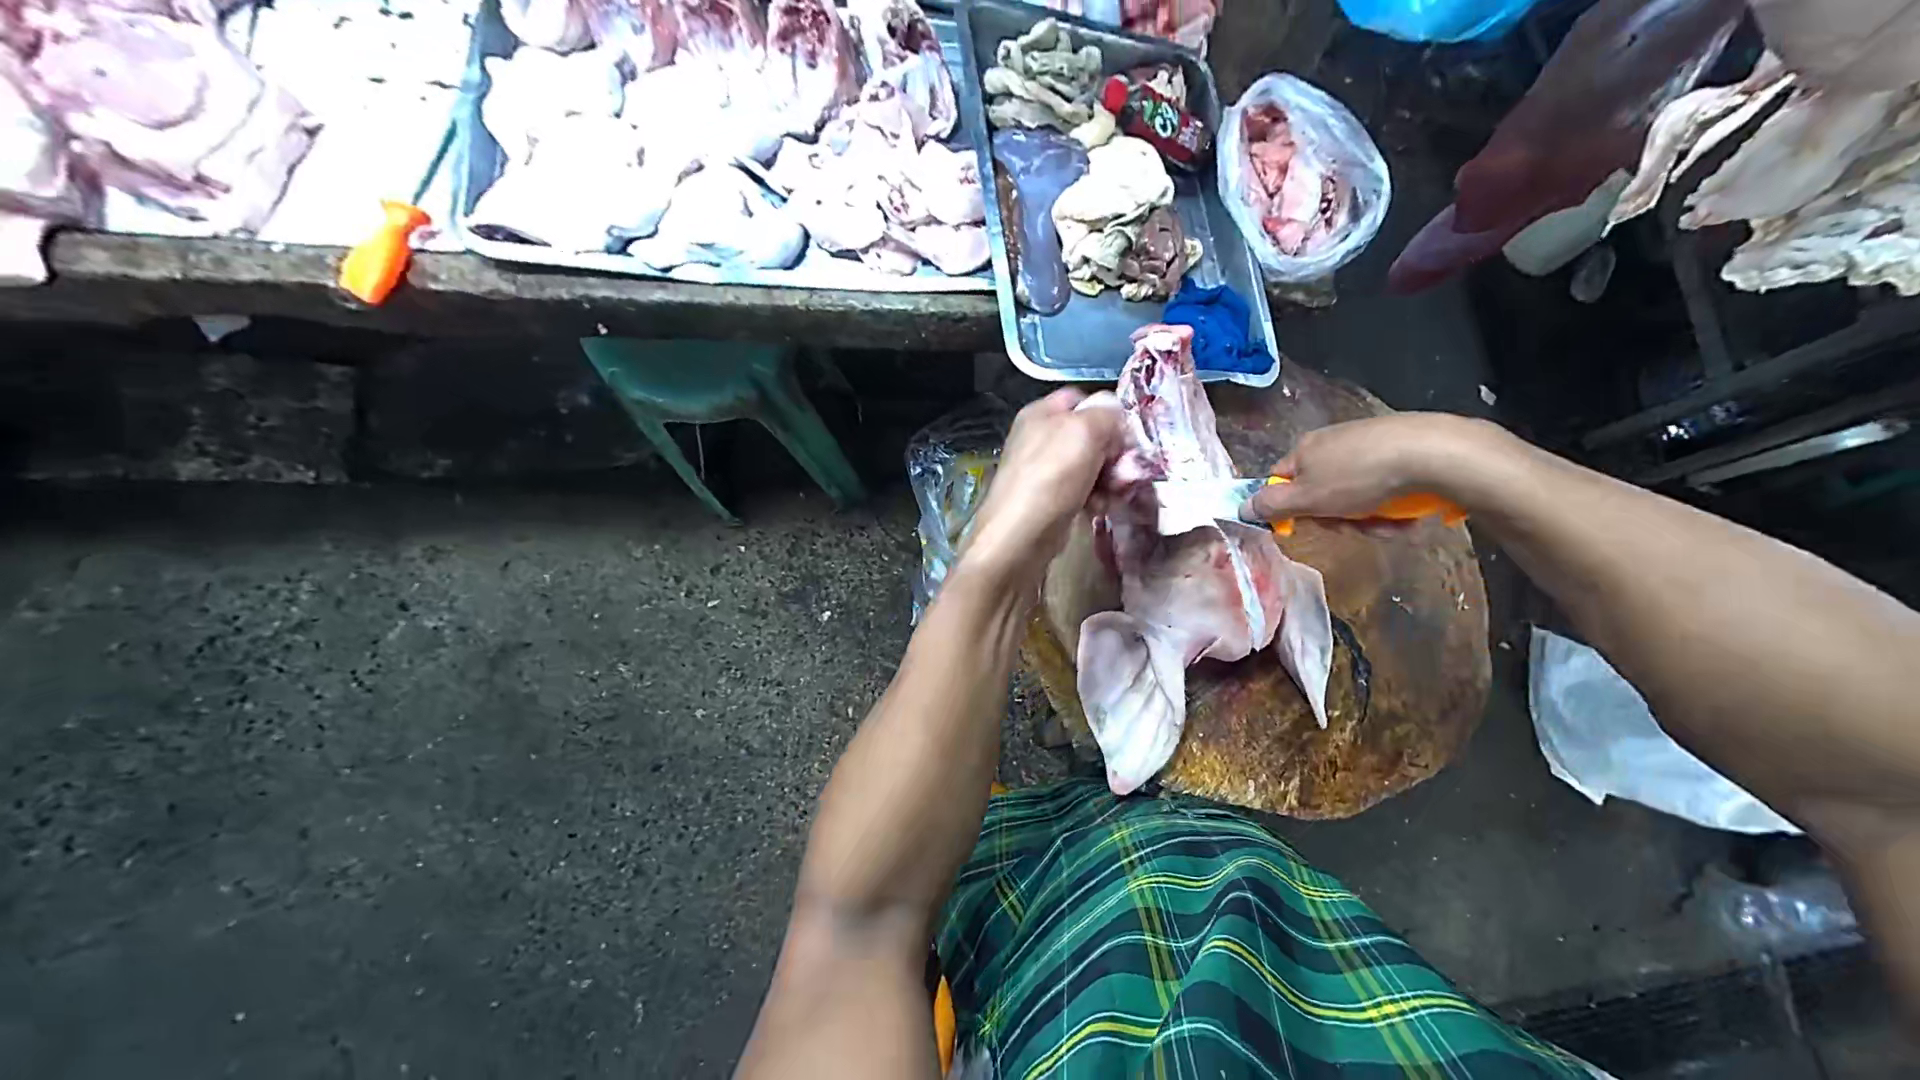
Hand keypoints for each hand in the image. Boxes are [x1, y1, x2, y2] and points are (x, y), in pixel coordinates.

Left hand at [959, 389, 1126, 591]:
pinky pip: (1084, 490)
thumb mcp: (1085, 430)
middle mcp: (1041, 438)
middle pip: (1091, 435)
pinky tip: (1099, 508)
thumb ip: (1107, 414)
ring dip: (1110, 479)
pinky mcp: (1051, 499)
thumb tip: (1117, 420)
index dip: (1109, 413)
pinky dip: (1096, 498)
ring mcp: (1044, 470)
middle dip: (1114, 452)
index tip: (1127, 434)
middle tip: (1125, 470)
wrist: (1020, 535)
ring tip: (1114, 493)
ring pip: (1092, 466)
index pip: (1083, 399)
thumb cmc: (1051, 476)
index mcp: (1042, 413)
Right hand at [1243, 413, 1501, 523]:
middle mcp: (1333, 443)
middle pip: (1321, 494)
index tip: (1308, 524)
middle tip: (1356, 526)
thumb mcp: (1308, 498)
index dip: (1291, 508)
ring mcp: (1370, 446)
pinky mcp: (1403, 451)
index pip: (1282, 482)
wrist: (1436, 453)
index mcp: (1306, 449)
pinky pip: (1386, 488)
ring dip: (1370, 520)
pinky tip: (1409, 514)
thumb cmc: (1361, 476)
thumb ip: (1271, 505)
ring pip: (1356, 497)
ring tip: (1391, 525)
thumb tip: (1239, 507)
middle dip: (1339, 519)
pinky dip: (1394, 508)